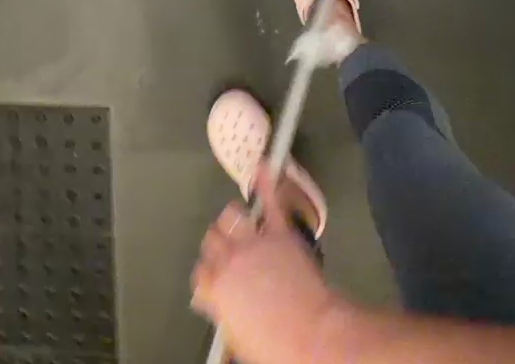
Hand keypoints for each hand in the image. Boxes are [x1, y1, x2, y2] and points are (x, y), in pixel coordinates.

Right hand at [191, 171, 343, 363]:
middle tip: (225, 246)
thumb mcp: (240, 340)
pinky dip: (265, 183)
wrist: (315, 337)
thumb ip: (223, 313)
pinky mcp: (280, 234)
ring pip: (231, 216)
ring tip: (237, 219)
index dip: (207, 271)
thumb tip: (215, 303)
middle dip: (216, 242)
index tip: (212, 274)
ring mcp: (255, 243)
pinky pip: (270, 202)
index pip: (200, 271)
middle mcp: (230, 260)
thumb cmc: (279, 347)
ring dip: (232, 219)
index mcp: (216, 288)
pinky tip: (262, 167)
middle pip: (211, 238)